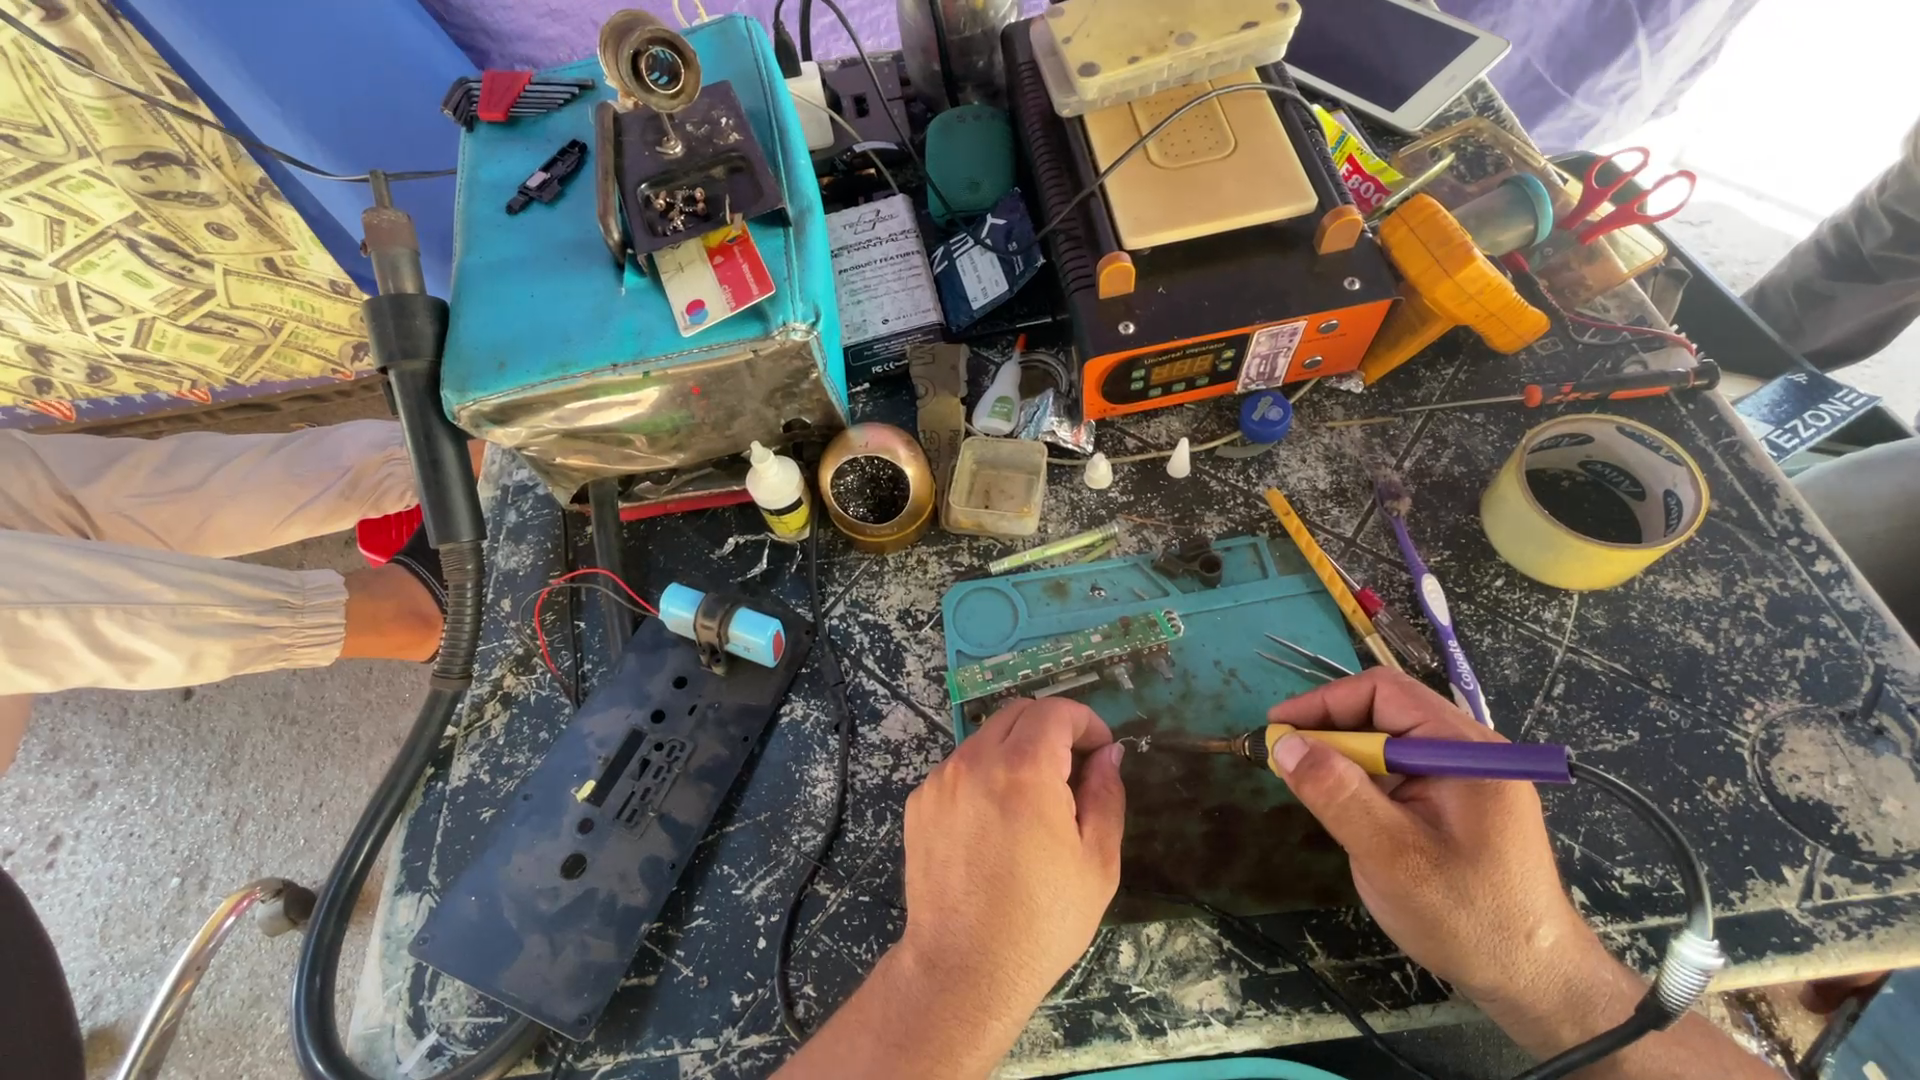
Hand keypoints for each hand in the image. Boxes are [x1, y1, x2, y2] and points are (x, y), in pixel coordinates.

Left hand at [898, 697, 1125, 1009]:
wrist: (963, 969)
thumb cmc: (1042, 920)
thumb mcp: (1097, 862)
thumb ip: (1106, 795)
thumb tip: (1109, 754)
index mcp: (1023, 770)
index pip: (1055, 711)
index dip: (1085, 721)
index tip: (1100, 750)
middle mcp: (975, 761)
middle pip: (1018, 713)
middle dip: (1052, 728)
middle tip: (1073, 768)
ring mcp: (940, 780)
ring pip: (986, 738)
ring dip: (1016, 750)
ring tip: (1033, 801)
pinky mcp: (919, 802)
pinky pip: (959, 768)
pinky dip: (985, 775)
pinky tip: (995, 823)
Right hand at [1266, 669, 1603, 1010]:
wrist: (1536, 983)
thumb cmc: (1467, 918)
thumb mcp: (1391, 856)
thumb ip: (1337, 794)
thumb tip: (1284, 743)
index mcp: (1464, 750)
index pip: (1384, 693)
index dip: (1324, 703)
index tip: (1279, 728)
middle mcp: (1467, 752)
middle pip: (1384, 711)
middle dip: (1328, 728)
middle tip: (1284, 758)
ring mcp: (1463, 777)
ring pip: (1386, 741)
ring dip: (1341, 756)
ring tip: (1305, 783)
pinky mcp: (1455, 802)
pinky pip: (1397, 770)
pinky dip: (1360, 779)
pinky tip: (1342, 806)